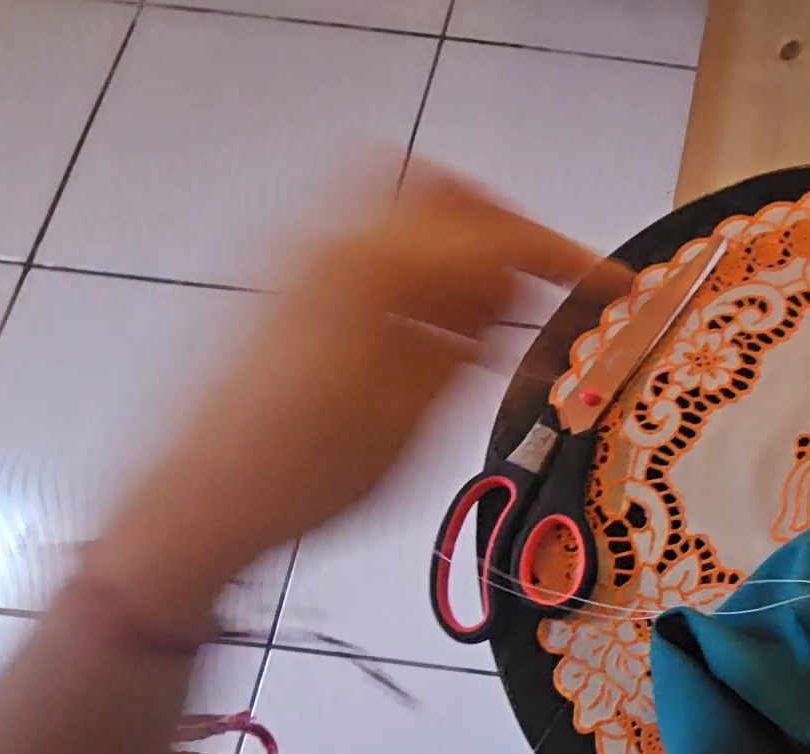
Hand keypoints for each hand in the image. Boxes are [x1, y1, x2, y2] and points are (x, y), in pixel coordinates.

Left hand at [87, 169, 615, 629]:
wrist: (196, 504)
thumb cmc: (308, 475)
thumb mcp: (411, 418)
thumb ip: (469, 345)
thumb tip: (519, 306)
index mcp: (372, 275)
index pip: (495, 237)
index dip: (566, 257)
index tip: (613, 287)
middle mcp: (333, 244)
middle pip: (447, 193)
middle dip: (510, 235)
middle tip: (544, 295)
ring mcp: (303, 260)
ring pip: (411, 215)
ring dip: (469, 257)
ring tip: (489, 330)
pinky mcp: (290, 287)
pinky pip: (378, 251)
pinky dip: (427, 277)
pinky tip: (440, 338)